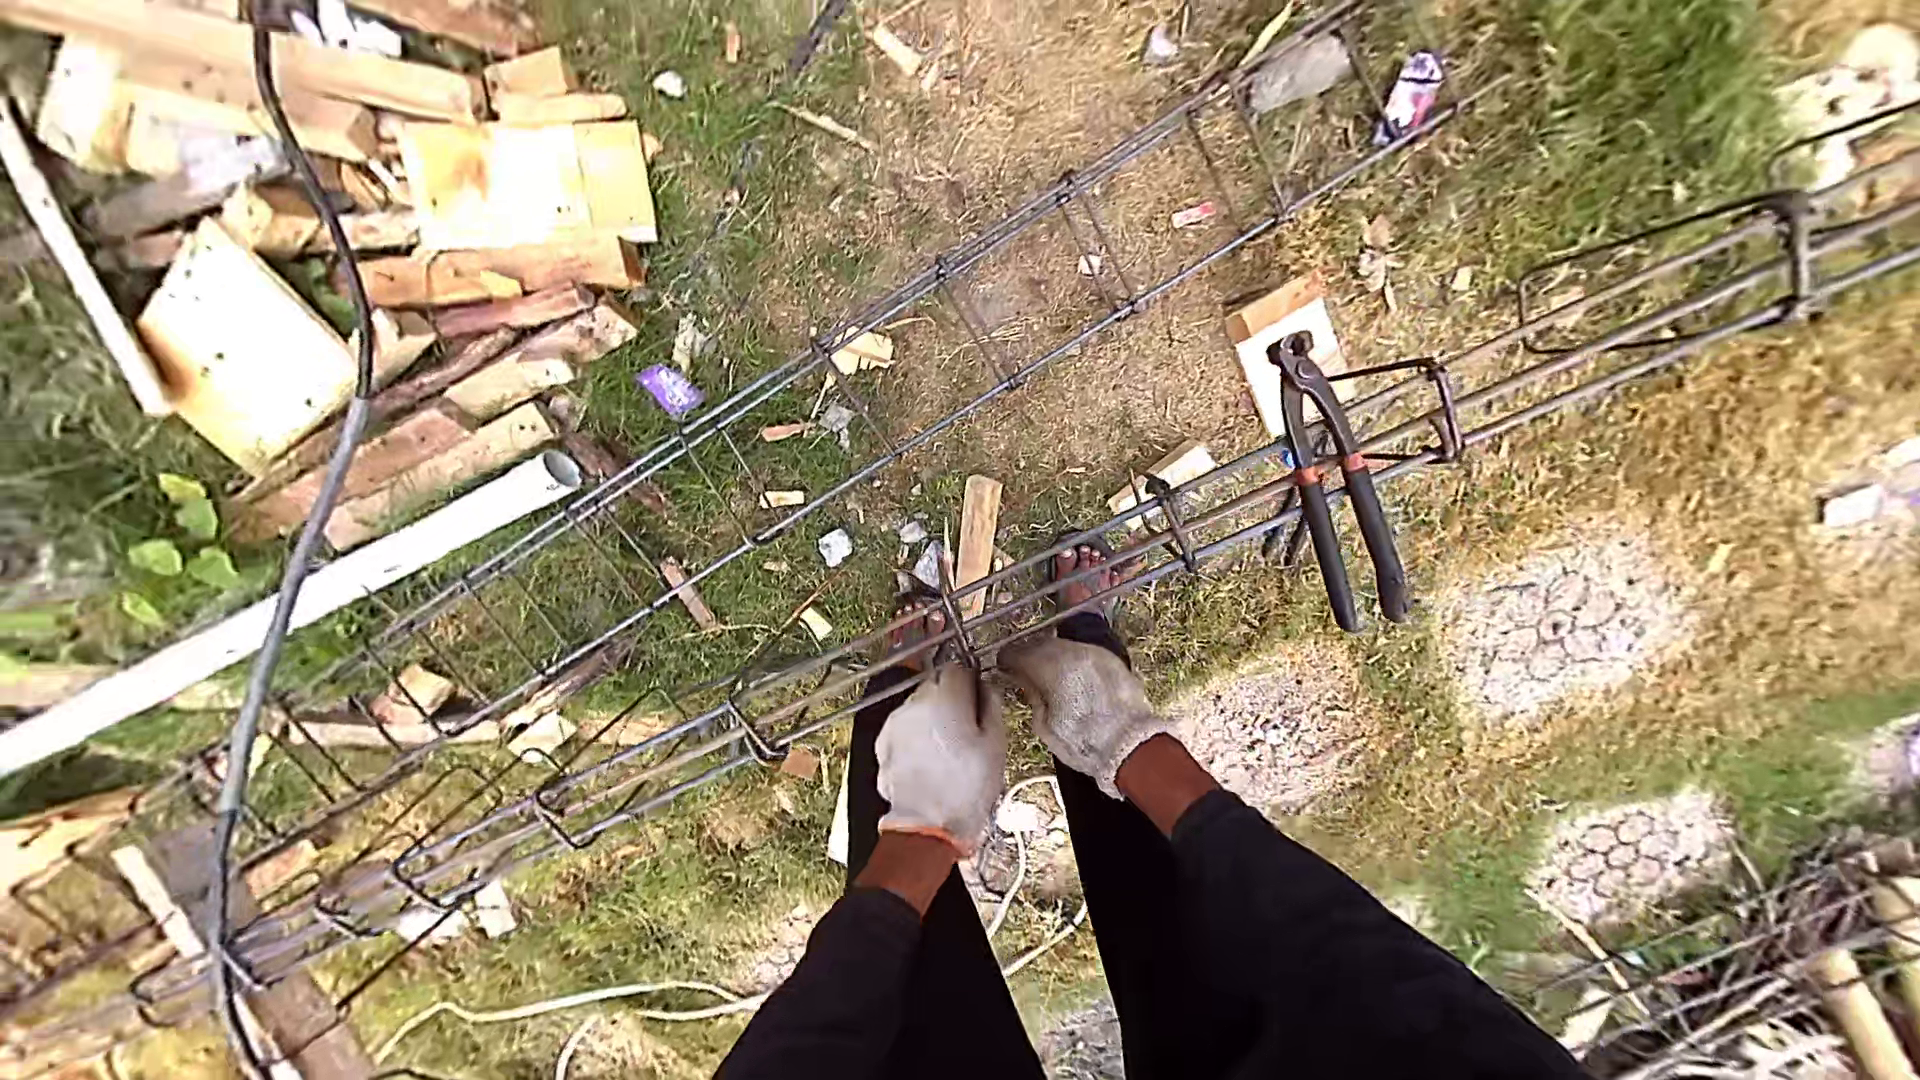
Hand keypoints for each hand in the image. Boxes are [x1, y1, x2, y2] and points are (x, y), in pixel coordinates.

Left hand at [877, 663, 1005, 855]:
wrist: (928, 826)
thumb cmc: (965, 789)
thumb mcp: (995, 743)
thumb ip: (991, 704)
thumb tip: (986, 688)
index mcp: (946, 697)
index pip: (958, 668)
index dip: (970, 681)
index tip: (977, 695)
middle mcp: (916, 702)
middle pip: (936, 684)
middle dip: (950, 698)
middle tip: (965, 725)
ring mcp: (896, 721)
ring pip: (919, 704)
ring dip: (931, 715)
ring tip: (947, 747)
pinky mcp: (883, 740)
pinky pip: (904, 725)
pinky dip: (915, 733)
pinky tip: (929, 757)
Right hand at [998, 637, 1174, 798]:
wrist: (1132, 747)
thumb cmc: (1085, 744)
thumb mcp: (1045, 726)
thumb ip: (1032, 696)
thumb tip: (1023, 680)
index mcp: (1052, 669)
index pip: (1020, 653)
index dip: (1008, 658)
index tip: (1003, 663)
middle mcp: (1073, 654)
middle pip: (1040, 644)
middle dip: (1028, 652)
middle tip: (1020, 666)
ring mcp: (1094, 653)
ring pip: (1062, 645)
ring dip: (1049, 654)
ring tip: (1044, 670)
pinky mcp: (1110, 658)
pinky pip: (1082, 651)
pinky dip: (1070, 658)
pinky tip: (1067, 673)